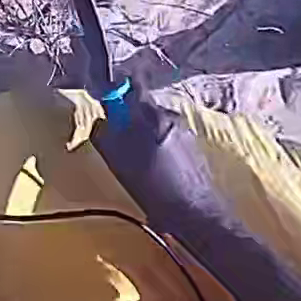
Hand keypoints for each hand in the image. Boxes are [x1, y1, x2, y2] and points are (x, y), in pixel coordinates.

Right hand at [92, 87, 231, 233]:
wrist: (198, 216)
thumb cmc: (152, 183)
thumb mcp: (115, 157)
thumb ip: (103, 131)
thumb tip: (102, 119)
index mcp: (151, 113)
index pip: (133, 84)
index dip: (118, 88)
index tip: (107, 98)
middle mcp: (171, 116)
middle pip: (143, 107)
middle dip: (129, 117)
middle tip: (118, 137)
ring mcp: (187, 134)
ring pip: (156, 125)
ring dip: (144, 135)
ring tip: (136, 159)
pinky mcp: (196, 152)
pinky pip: (168, 140)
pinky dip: (158, 149)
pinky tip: (155, 171)